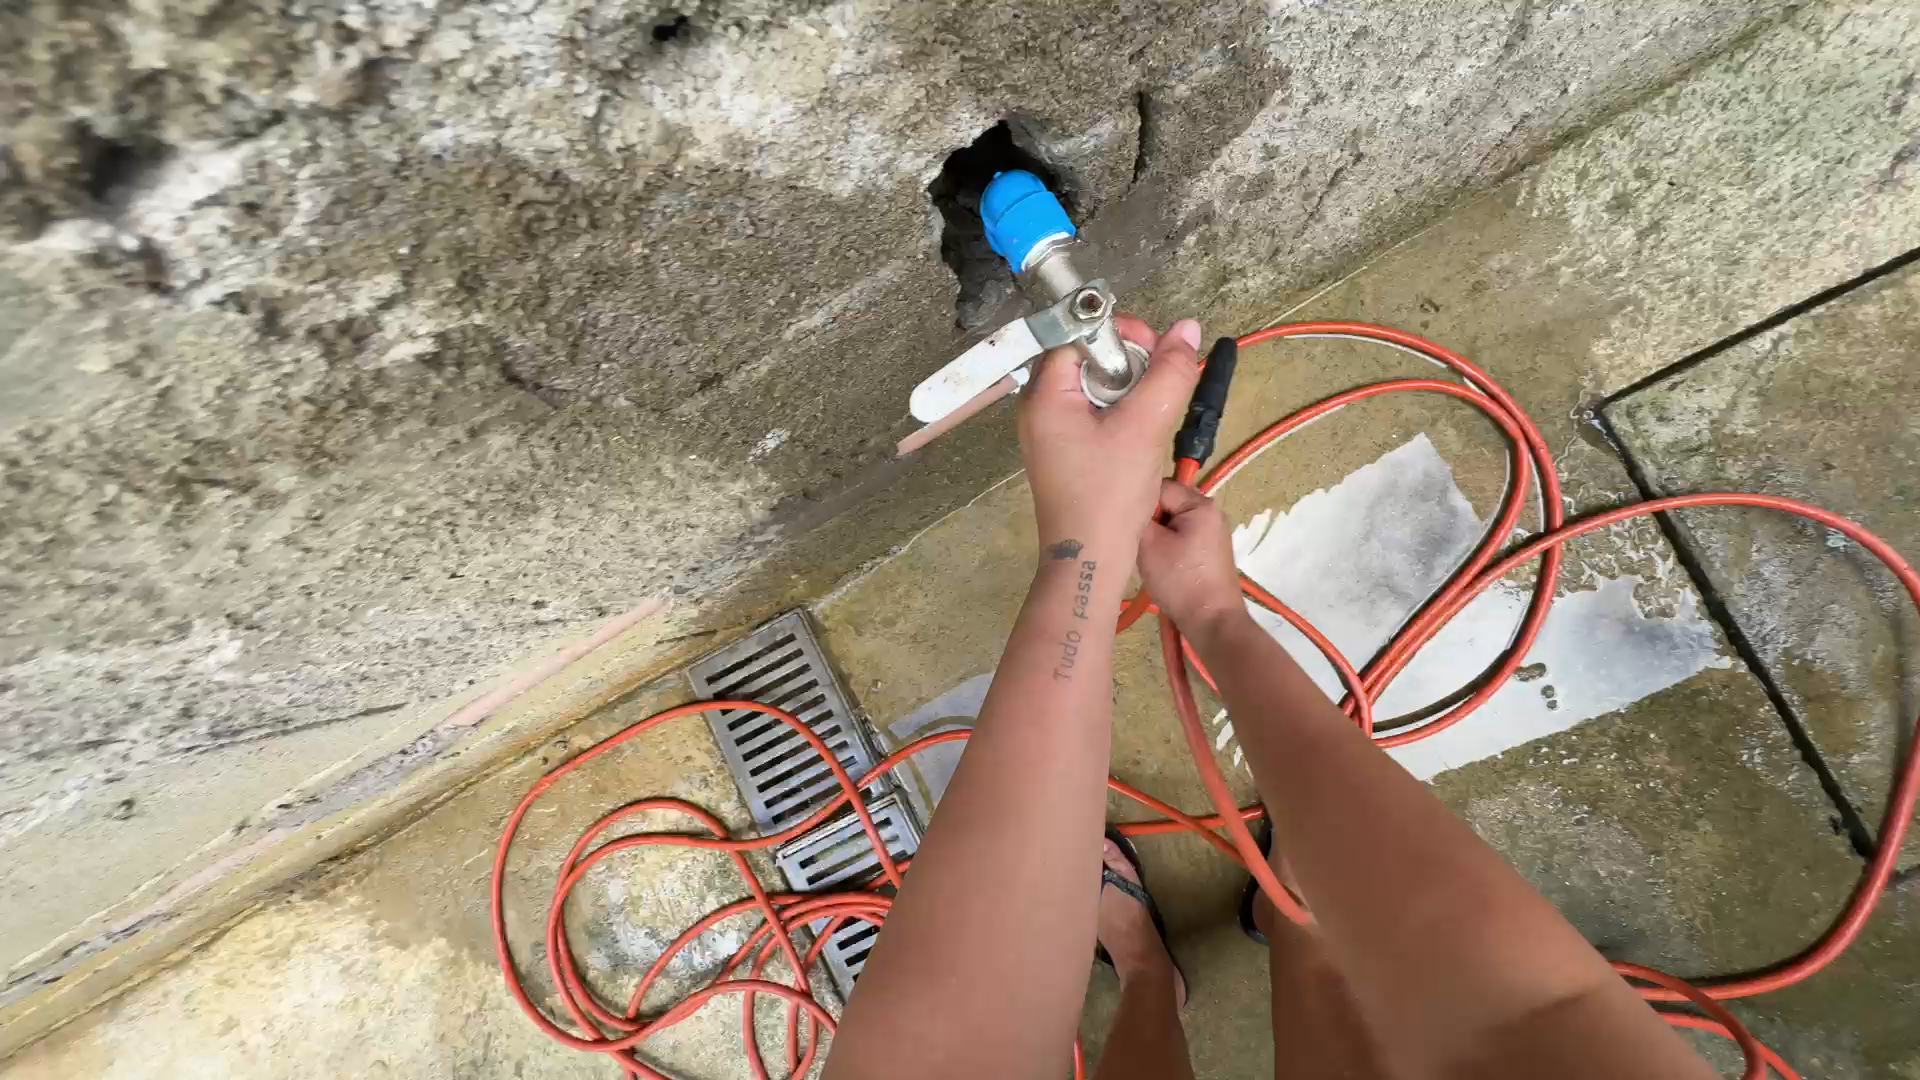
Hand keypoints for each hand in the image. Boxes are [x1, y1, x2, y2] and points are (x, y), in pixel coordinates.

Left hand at [1017, 317, 1202, 560]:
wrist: (1090, 558)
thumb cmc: (1109, 495)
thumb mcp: (1145, 428)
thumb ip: (1168, 374)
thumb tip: (1187, 328)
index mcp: (1044, 398)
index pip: (1077, 337)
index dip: (1118, 335)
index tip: (1154, 350)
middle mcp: (1037, 410)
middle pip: (1084, 359)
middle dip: (1127, 361)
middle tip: (1159, 380)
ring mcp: (1048, 432)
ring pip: (1092, 387)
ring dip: (1128, 389)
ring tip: (1153, 409)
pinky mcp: (1062, 450)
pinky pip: (1091, 413)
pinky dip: (1119, 412)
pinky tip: (1141, 429)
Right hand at [1137, 479, 1248, 638]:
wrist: (1211, 621)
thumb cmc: (1180, 581)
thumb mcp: (1149, 546)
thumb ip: (1137, 518)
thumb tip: (1130, 507)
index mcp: (1201, 505)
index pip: (1160, 487)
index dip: (1140, 504)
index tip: (1130, 525)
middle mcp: (1212, 512)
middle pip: (1167, 503)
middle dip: (1150, 520)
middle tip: (1137, 542)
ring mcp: (1213, 531)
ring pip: (1172, 521)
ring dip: (1157, 534)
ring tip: (1148, 555)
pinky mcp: (1210, 549)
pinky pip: (1181, 535)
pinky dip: (1168, 545)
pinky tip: (1161, 563)